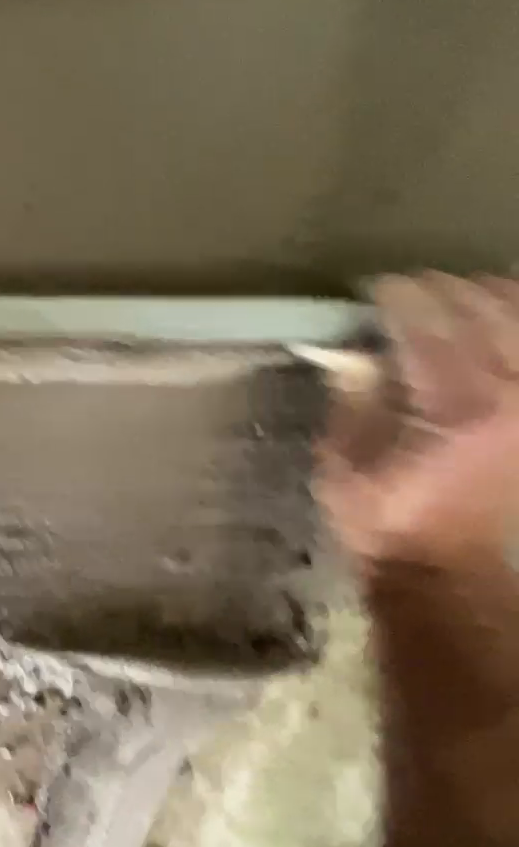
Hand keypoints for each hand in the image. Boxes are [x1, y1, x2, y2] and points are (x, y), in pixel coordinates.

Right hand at [317, 273, 518, 569]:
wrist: (450, 563)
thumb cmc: (381, 517)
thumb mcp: (345, 465)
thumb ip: (356, 405)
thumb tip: (353, 354)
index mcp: (452, 411)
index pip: (432, 333)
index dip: (406, 302)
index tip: (380, 286)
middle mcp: (510, 399)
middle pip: (492, 319)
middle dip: (454, 293)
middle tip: (418, 284)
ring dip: (501, 300)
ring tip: (470, 287)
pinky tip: (509, 316)